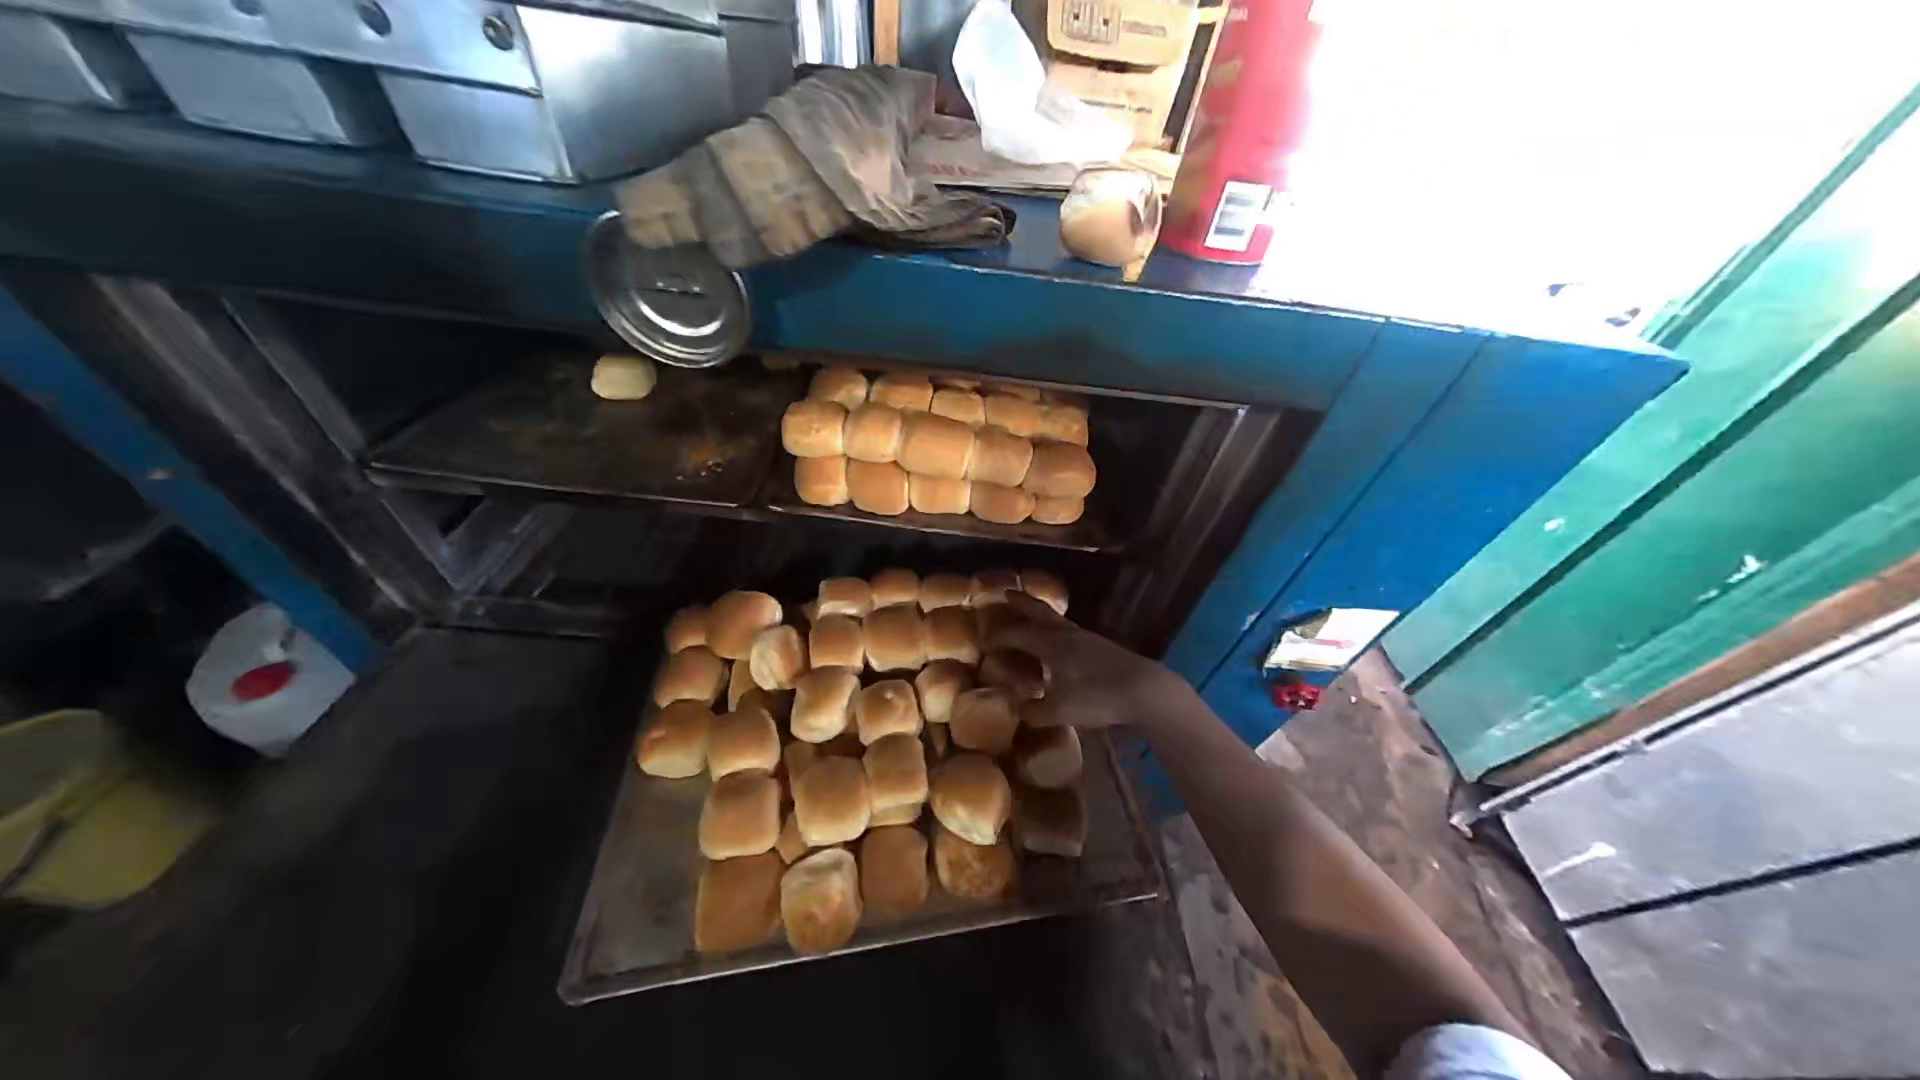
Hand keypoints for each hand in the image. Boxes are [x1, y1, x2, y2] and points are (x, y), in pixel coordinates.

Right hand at [982, 594, 1193, 729]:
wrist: (1146, 690)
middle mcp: (1067, 634)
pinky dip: (1056, 627)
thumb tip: (1014, 711)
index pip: (1017, 633)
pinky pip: (1070, 629)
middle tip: (1005, 592)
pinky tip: (1059, 640)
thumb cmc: (1099, 696)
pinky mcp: (1101, 646)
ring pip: (1056, 619)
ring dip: (1040, 613)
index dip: (998, 635)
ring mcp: (1086, 637)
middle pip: (1039, 612)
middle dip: (1021, 603)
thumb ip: (1033, 712)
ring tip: (1030, 612)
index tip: (983, 640)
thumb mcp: (1060, 711)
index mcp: (1051, 645)